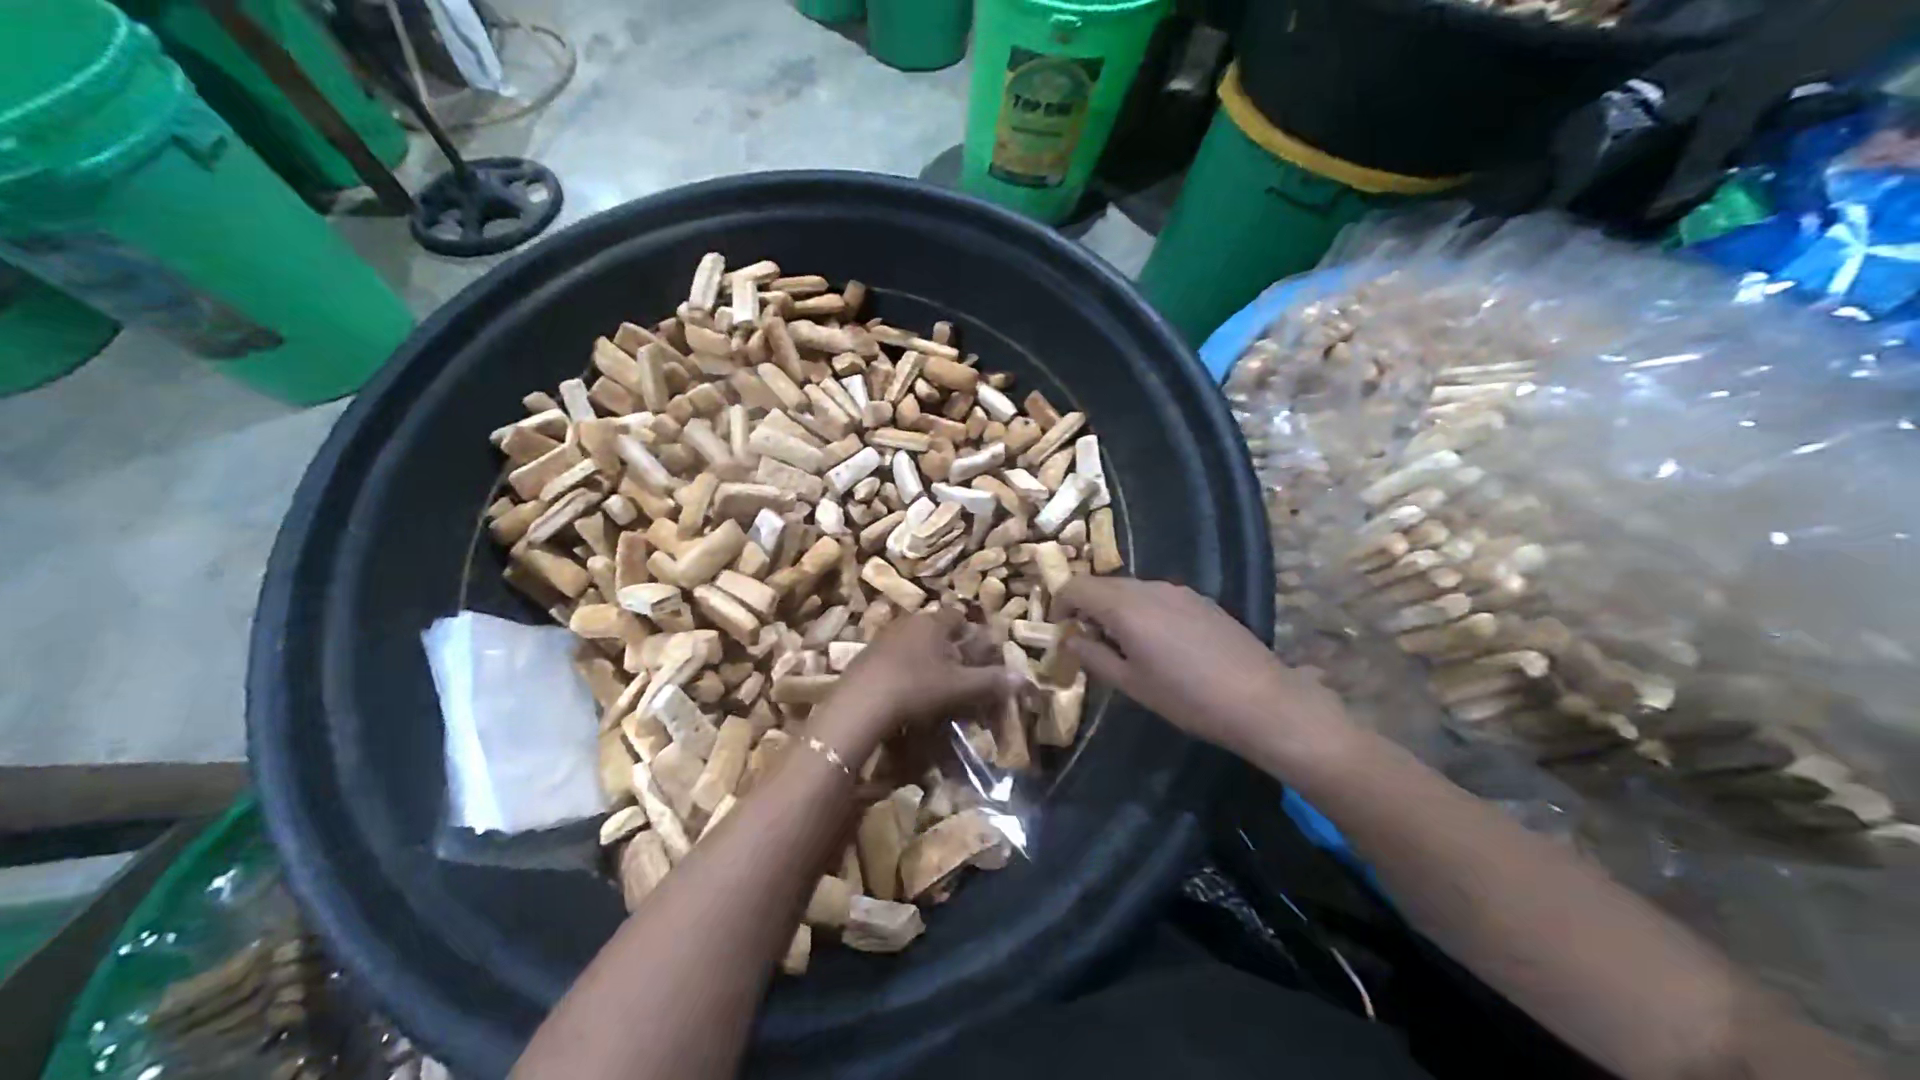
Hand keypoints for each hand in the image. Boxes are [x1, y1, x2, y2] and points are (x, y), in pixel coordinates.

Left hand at [811, 608, 1013, 757]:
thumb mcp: (960, 686)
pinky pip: (894, 656)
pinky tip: (906, 690)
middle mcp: (908, 621)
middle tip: (959, 668)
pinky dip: (904, 668)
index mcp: (933, 622)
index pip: (958, 615)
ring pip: (913, 642)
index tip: (979, 649)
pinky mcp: (865, 656)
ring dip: (924, 657)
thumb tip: (1023, 678)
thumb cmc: (917, 687)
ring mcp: (883, 637)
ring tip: (934, 682)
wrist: (861, 702)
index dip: (971, 630)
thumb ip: (991, 681)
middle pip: (934, 628)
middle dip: (948, 645)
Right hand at [1054, 577, 1352, 770]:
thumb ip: (1093, 655)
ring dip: (1115, 609)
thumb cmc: (1186, 697)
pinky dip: (1142, 611)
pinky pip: (1157, 596)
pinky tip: (1157, 644)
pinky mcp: (1201, 601)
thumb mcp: (1130, 684)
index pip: (1076, 586)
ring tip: (1122, 646)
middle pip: (1103, 585)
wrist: (1259, 699)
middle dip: (1087, 607)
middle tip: (1086, 641)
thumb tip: (1069, 637)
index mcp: (1125, 606)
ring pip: (1131, 590)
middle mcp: (1149, 588)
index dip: (1060, 604)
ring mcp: (1179, 591)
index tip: (1059, 630)